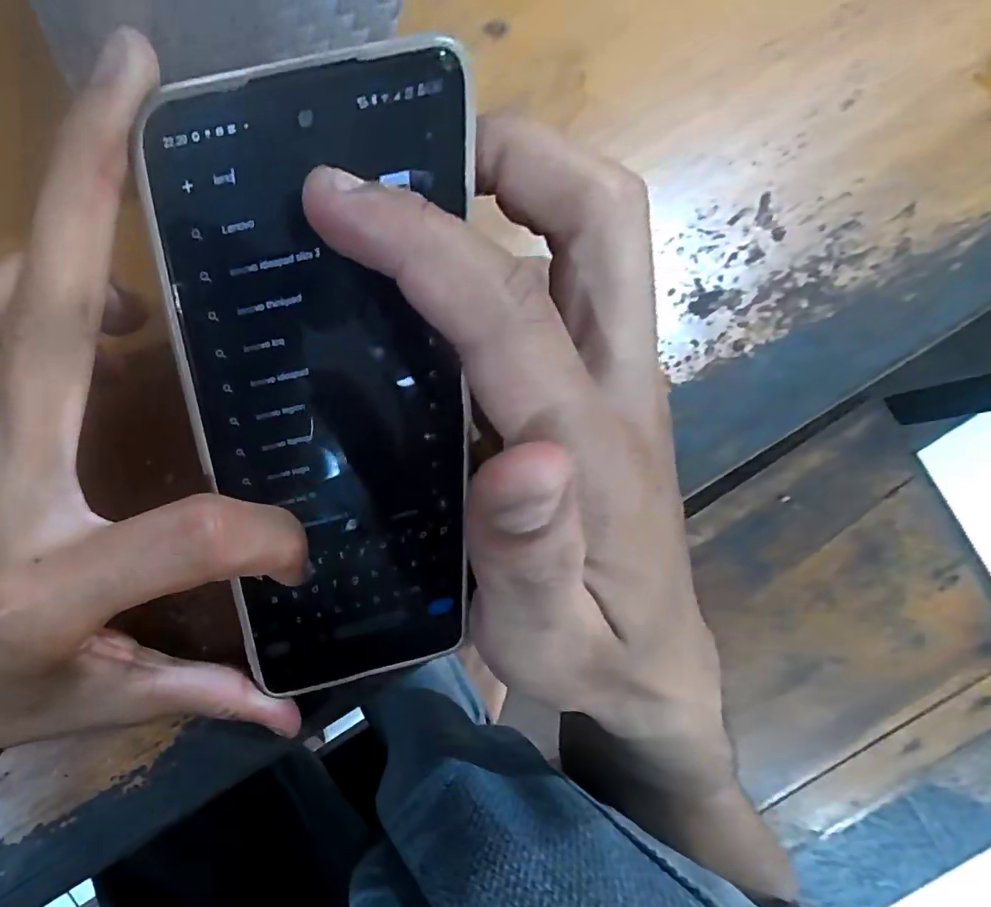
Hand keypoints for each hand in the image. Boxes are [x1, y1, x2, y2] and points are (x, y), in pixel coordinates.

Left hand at [0, 28, 307, 764]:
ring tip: (126, 195)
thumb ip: (207, 699)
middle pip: (44, 319)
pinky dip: (15, 287)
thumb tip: (295, 713)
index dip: (257, 539)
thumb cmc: (0, 704)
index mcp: (49, 579)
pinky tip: (87, 300)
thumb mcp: (108, 709)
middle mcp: (6, 488)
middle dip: (86, 181)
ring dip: (52, 226)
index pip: (179, 533)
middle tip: (135, 71)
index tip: (297, 556)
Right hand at [302, 116, 731, 798]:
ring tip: (410, 197)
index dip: (422, 242)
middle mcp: (616, 389)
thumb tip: (528, 460)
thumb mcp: (547, 635)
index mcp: (592, 448)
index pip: (507, 314)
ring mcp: (612, 384)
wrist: (653, 669)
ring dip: (512, 189)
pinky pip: (558, 294)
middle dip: (516, 157)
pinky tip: (432, 285)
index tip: (337, 196)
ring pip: (589, 242)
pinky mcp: (594, 397)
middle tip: (415, 154)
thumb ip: (534, 556)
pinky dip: (502, 253)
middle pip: (602, 221)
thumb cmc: (592, 654)